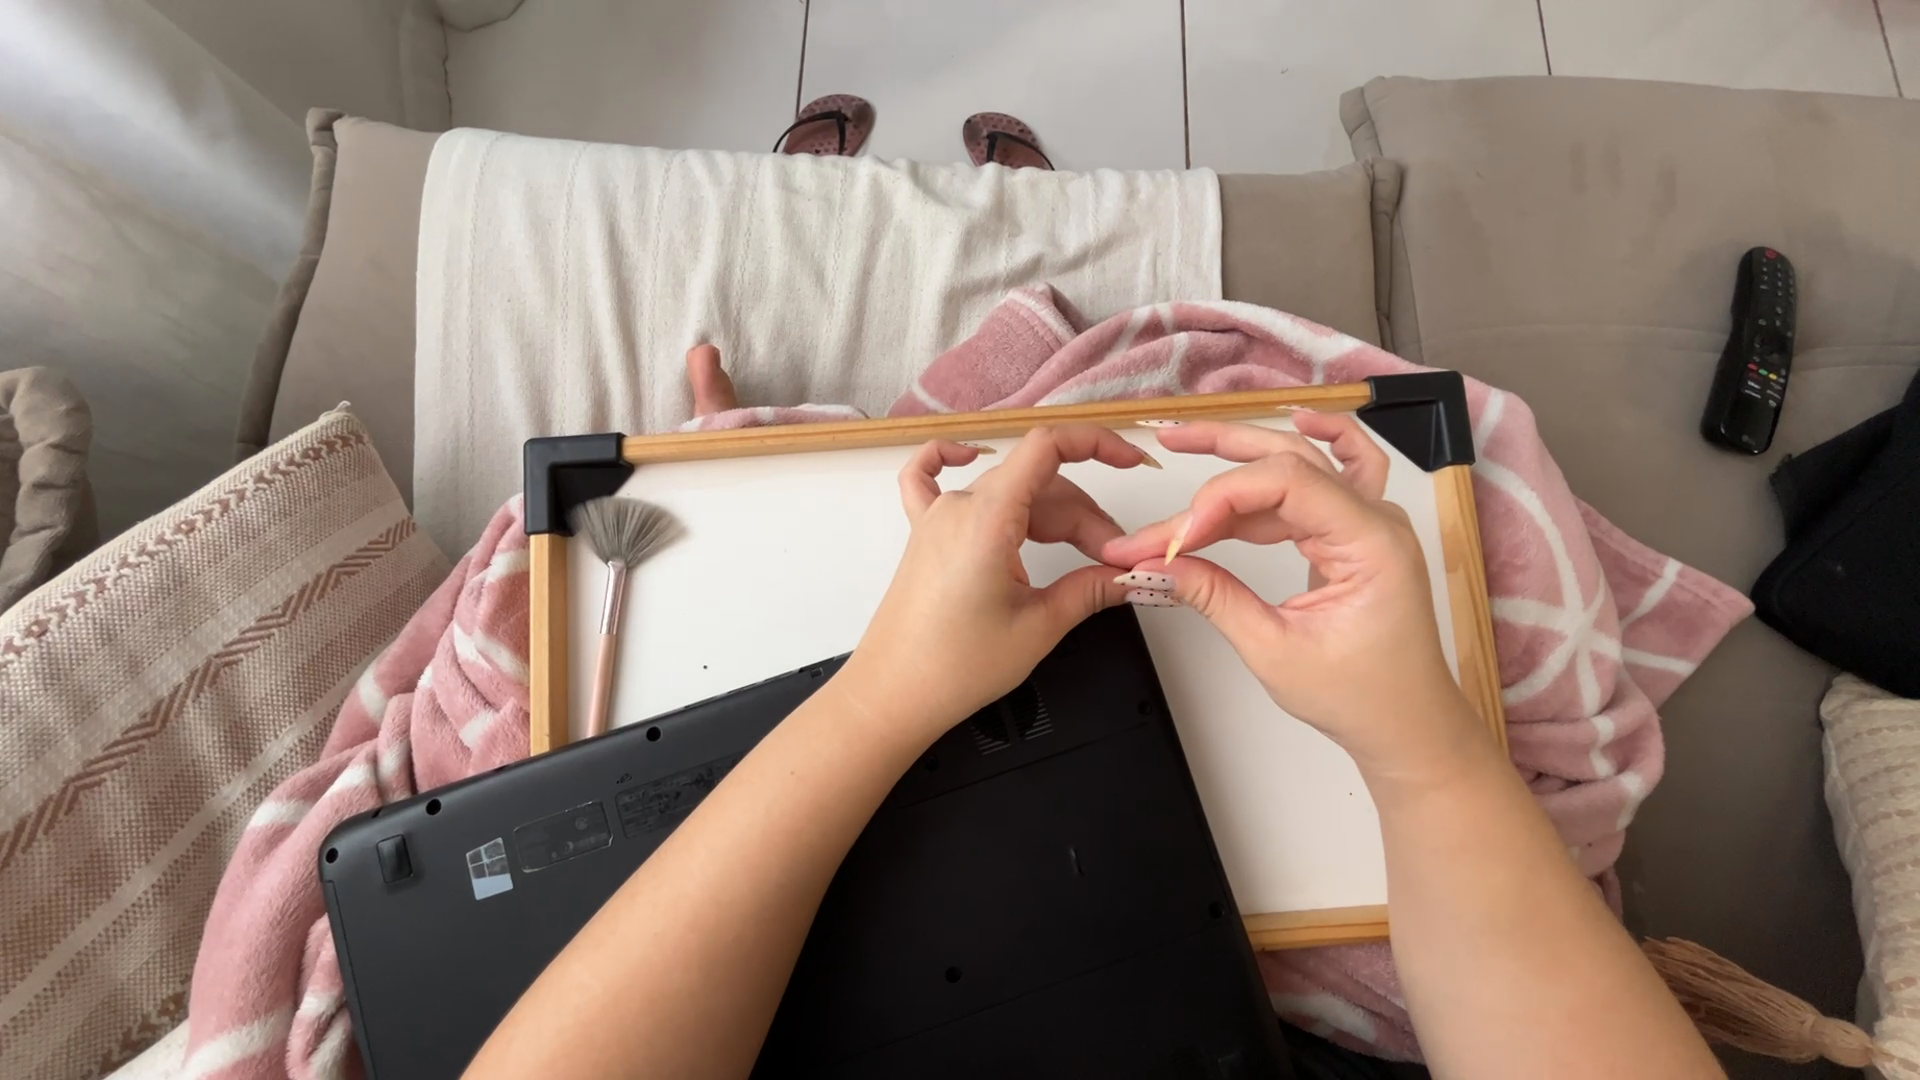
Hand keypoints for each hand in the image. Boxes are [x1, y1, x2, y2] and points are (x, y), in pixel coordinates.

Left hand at [841, 425, 1154, 745]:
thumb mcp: (1039, 626)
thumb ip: (1091, 589)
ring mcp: (937, 518)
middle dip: (1087, 519)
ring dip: (1051, 516)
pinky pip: (928, 479)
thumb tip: (1132, 575)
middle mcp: (959, 507)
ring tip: (1082, 557)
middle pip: (1041, 485)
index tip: (1131, 460)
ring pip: (1010, 492)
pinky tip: (964, 454)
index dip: (1096, 443)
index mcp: (988, 518)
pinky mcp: (925, 536)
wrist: (895, 694)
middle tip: (1116, 566)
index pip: (1048, 448)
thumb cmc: (954, 666)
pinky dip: (948, 460)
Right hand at [1102, 414, 1476, 777]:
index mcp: (1370, 545)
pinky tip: (1295, 417)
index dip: (1219, 499)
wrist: (1409, 725)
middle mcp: (1375, 521)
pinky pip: (1335, 473)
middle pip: (1291, 457)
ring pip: (1298, 465)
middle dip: (1223, 447)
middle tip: (1167, 441)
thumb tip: (1156, 566)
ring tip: (1185, 444)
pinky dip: (1313, 444)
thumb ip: (1213, 597)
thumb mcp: (1273, 650)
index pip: (1284, 485)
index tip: (1172, 537)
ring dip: (1241, 456)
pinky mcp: (1351, 534)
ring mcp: (1367, 523)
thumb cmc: (1360, 697)